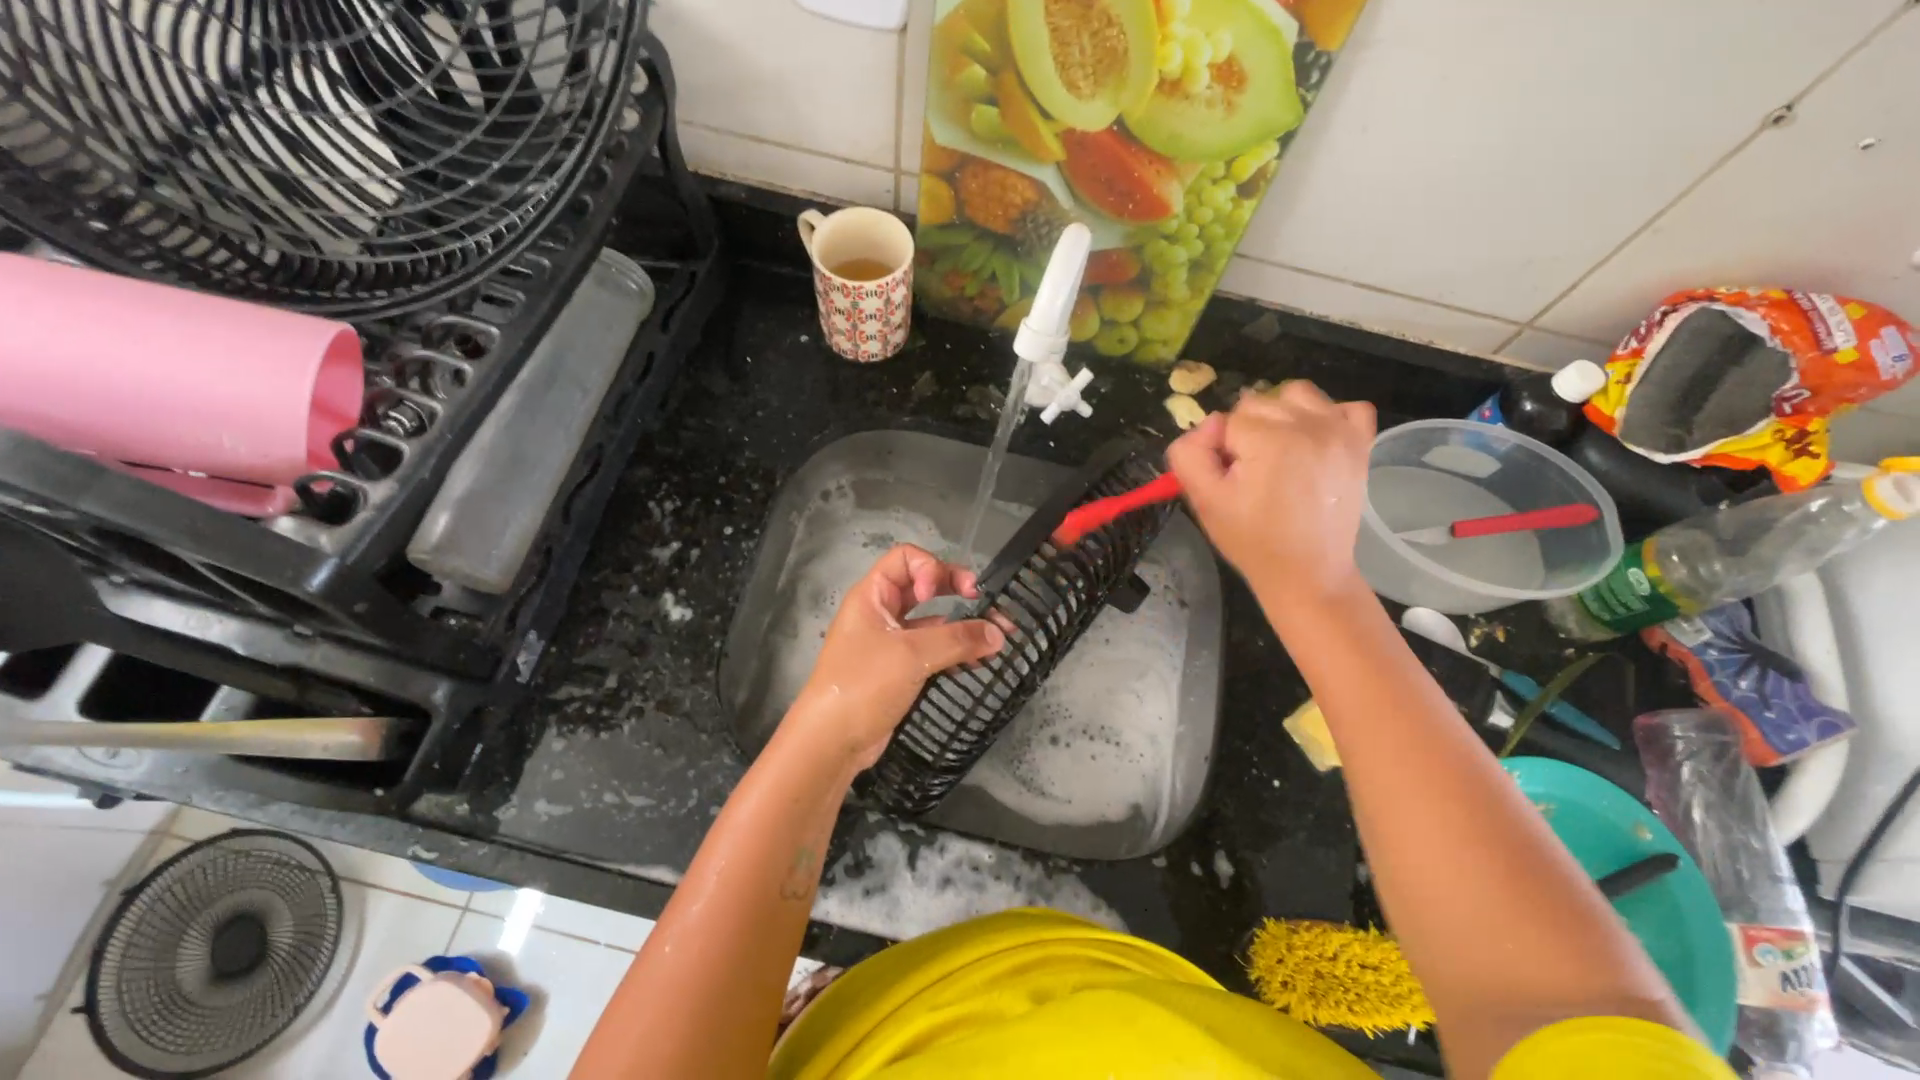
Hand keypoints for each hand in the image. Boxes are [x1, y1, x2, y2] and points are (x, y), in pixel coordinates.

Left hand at [784, 544, 1005, 771]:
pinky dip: (953, 651)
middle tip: (983, 599)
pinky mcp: (897, 670)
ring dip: (960, 624)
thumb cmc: (864, 684)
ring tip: (993, 636)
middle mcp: (879, 613)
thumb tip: (999, 633)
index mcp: (871, 595)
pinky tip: (976, 661)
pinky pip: (930, 650)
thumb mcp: (912, 655)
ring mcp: (888, 642)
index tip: (942, 595)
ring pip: (930, 621)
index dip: (930, 568)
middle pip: (922, 585)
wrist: (831, 741)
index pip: (905, 558)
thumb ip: (958, 640)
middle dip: (954, 588)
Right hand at [1167, 380, 1375, 599]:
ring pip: (1297, 395)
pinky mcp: (1361, 443)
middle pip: (1259, 403)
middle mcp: (1309, 425)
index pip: (1227, 421)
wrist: (1308, 572)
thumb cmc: (1252, 540)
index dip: (1222, 452)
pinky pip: (1348, 406)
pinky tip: (1315, 444)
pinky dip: (1329, 417)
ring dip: (1282, 416)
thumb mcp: (1204, 501)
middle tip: (1254, 476)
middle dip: (1249, 433)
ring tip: (1280, 454)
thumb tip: (1210, 424)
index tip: (1232, 483)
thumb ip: (1189, 454)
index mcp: (1270, 439)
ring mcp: (1341, 432)